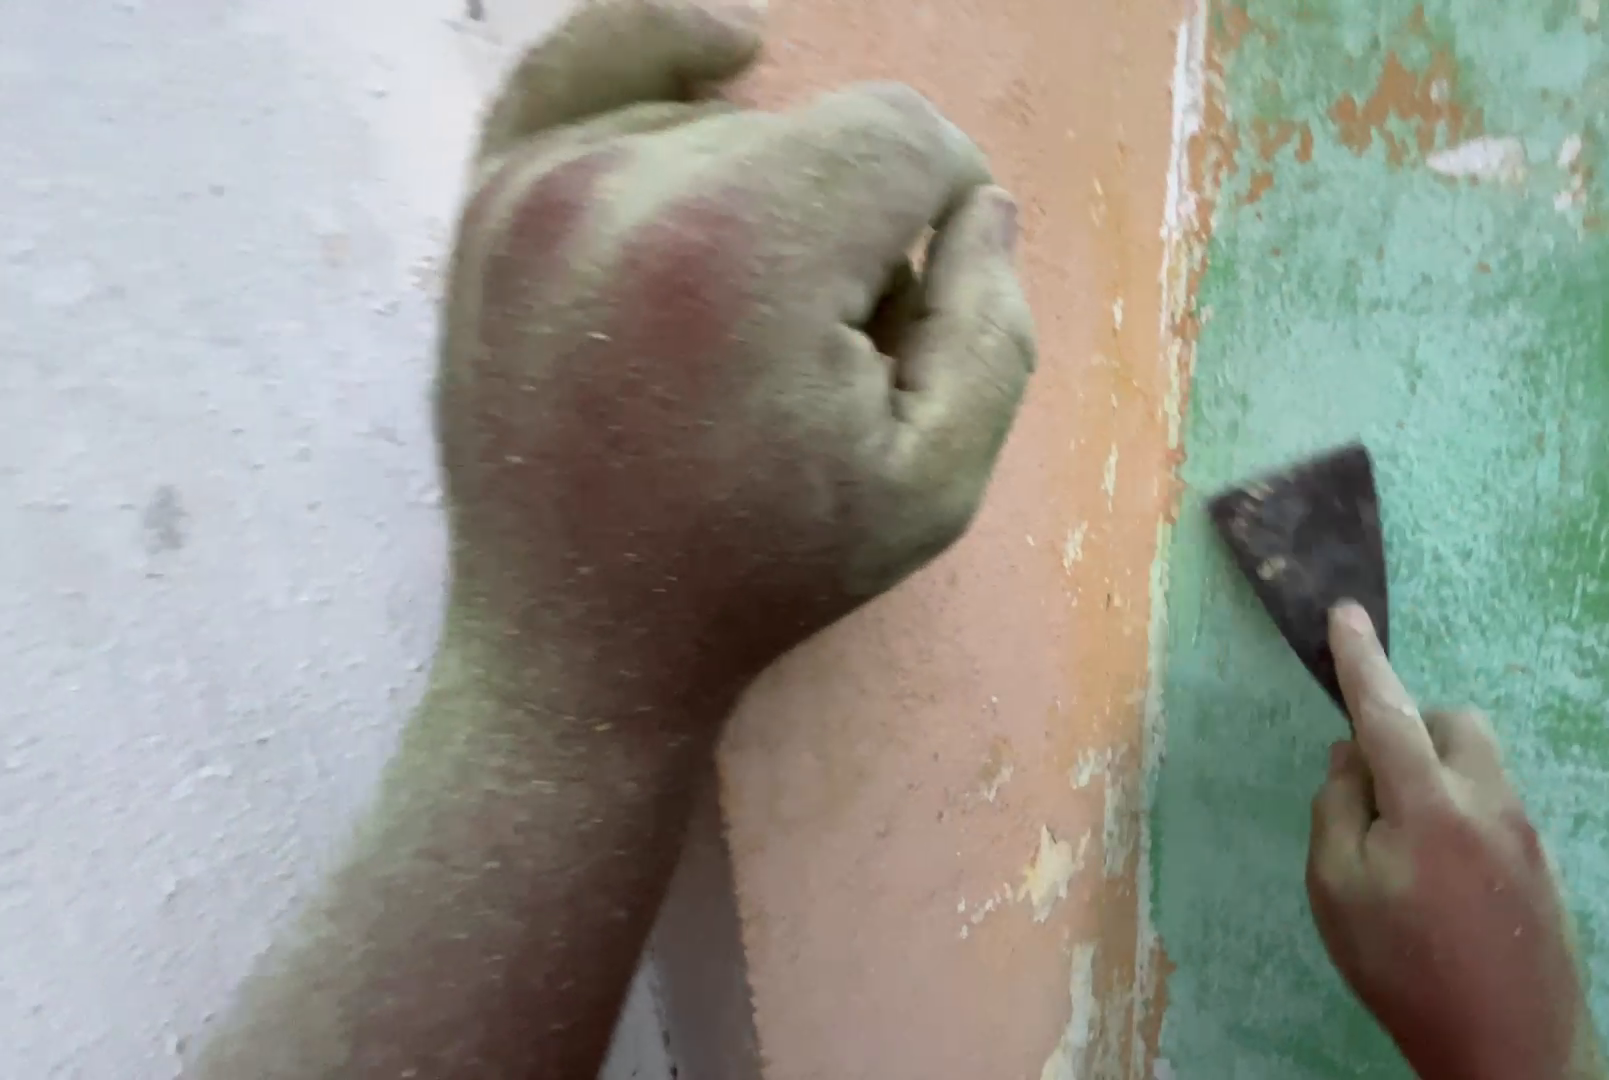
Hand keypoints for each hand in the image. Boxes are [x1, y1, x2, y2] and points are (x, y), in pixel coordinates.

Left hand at [437, 1, 1034, 719]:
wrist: (588, 635)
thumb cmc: (771, 570)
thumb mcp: (935, 486)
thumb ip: (993, 333)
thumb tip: (984, 208)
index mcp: (753, 251)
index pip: (903, 136)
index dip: (953, 203)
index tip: (945, 286)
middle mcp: (631, 183)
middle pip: (822, 136)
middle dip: (871, 229)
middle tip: (848, 351)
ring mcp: (540, 182)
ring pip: (735, 122)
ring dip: (791, 203)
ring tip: (772, 325)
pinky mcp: (492, 203)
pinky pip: (587, 65)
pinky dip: (669, 50)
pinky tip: (729, 58)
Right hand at [1307, 603, 1605, 1079]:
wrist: (1514, 1057)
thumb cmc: (1403, 967)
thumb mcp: (1334, 886)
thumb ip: (1337, 805)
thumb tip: (1352, 756)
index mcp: (1429, 803)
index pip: (1387, 710)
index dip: (1361, 659)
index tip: (1345, 613)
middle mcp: (1489, 803)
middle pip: (1455, 723)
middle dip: (1411, 728)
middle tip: (1376, 785)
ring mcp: (1528, 835)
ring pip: (1477, 763)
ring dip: (1434, 771)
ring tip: (1404, 842)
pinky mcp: (1545, 866)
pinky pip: (1492, 805)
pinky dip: (1457, 809)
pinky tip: (1441, 878)